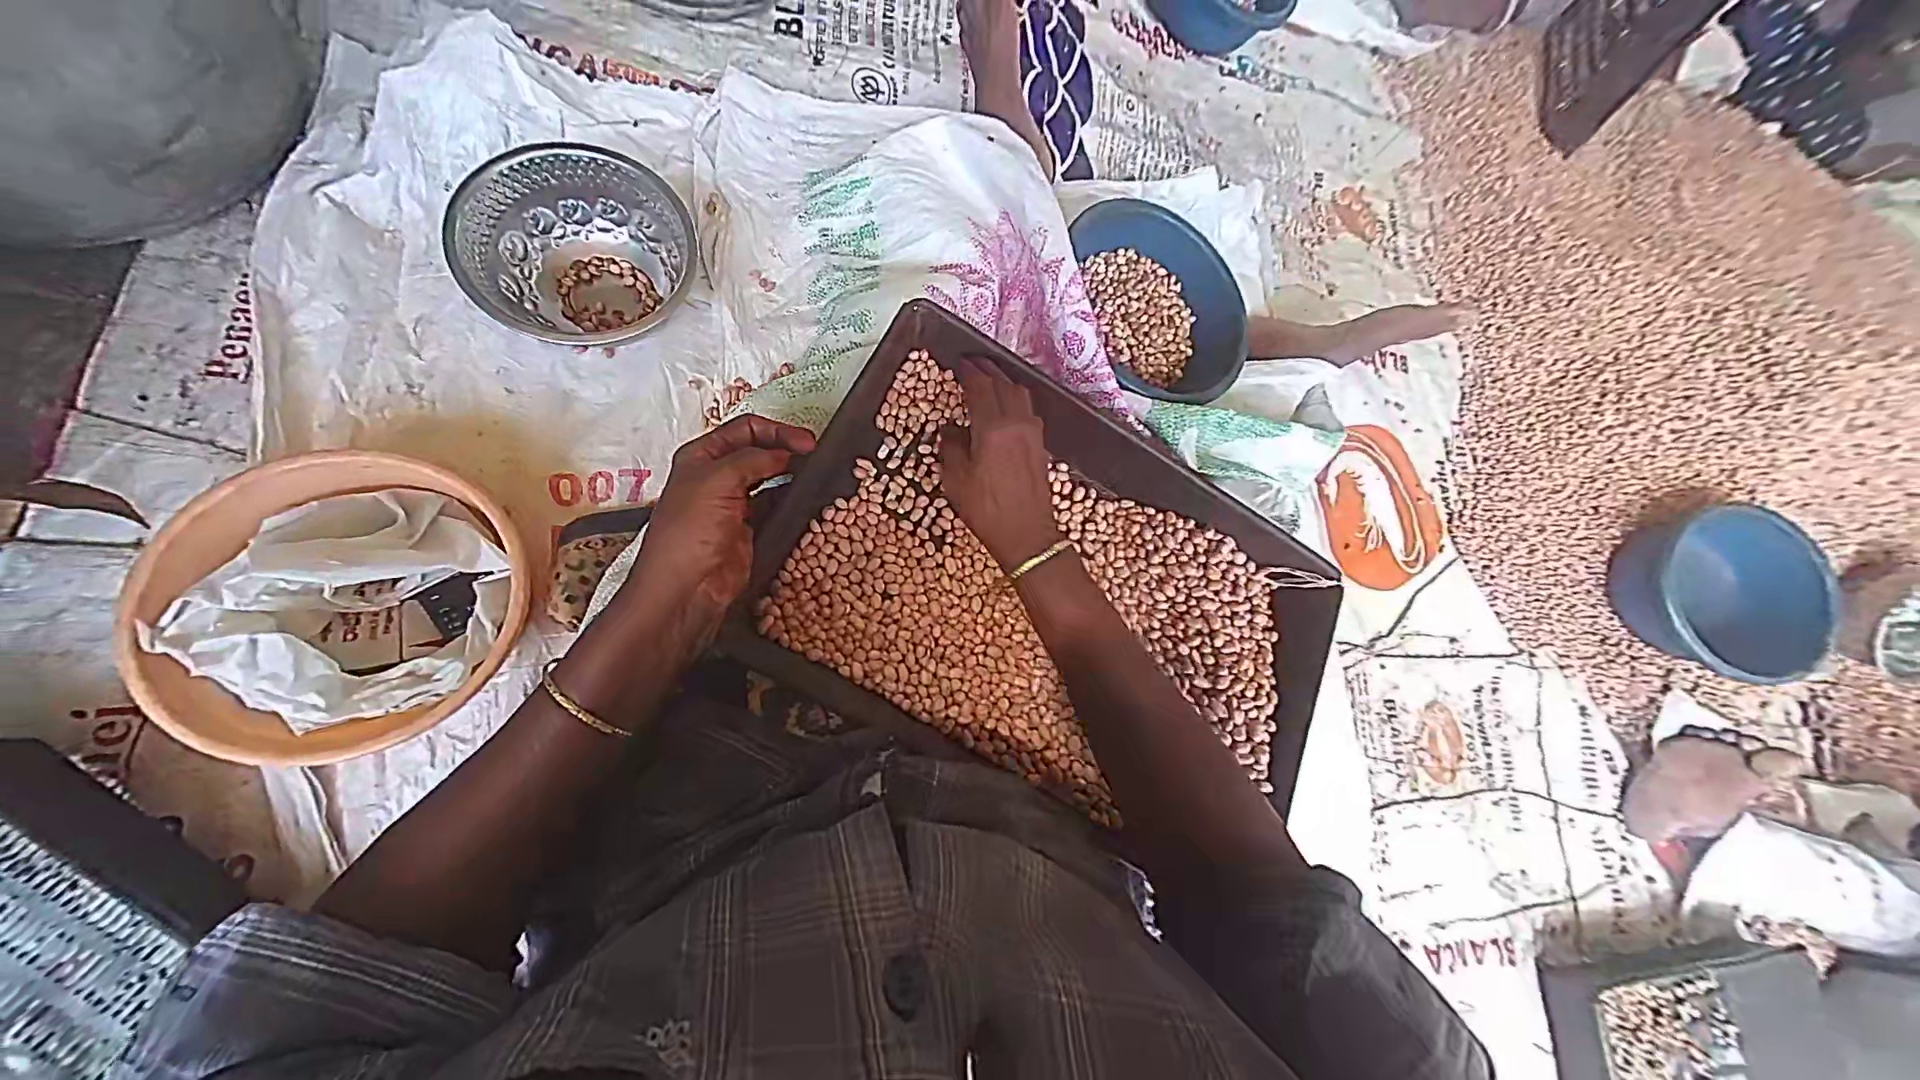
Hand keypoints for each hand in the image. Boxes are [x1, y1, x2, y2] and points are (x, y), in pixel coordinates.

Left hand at [618, 415, 815, 649]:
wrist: (687, 587)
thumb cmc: (690, 531)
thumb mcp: (718, 481)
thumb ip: (753, 459)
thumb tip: (784, 453)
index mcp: (701, 457)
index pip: (745, 429)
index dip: (777, 431)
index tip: (805, 442)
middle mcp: (716, 476)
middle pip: (758, 451)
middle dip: (786, 449)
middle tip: (815, 454)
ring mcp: (733, 504)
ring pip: (768, 478)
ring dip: (790, 474)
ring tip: (814, 474)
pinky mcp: (747, 529)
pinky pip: (773, 507)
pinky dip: (789, 500)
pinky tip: (805, 499)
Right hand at [939, 357, 1061, 570]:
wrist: (1027, 535)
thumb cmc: (988, 511)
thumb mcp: (956, 481)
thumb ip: (952, 448)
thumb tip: (951, 432)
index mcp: (993, 429)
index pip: (981, 387)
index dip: (969, 372)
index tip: (960, 364)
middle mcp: (1017, 425)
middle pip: (1003, 384)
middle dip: (987, 370)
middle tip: (973, 363)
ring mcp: (1033, 434)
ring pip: (1020, 394)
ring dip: (1004, 382)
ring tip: (990, 380)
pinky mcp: (1040, 446)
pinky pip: (1028, 411)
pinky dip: (1015, 400)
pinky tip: (1006, 407)